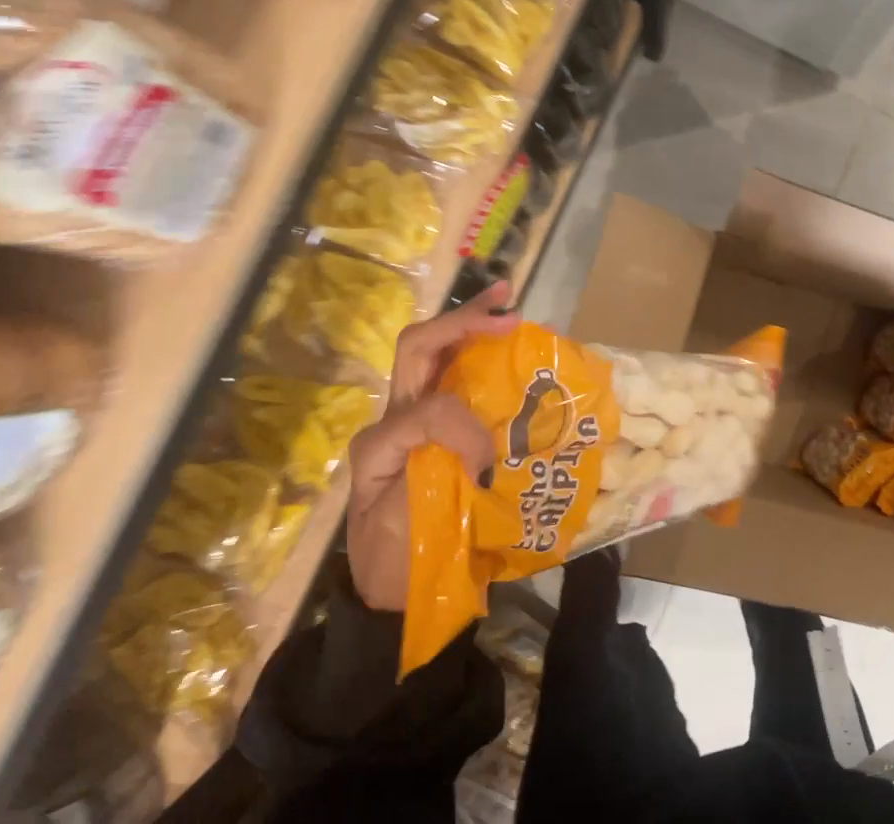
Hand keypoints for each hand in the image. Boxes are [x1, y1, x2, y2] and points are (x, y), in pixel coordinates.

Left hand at [345, 282, 519, 611]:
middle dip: (462, 321)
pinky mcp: (436, 429)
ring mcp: (414, 420)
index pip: (429, 407)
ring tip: (507, 304)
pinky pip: (455, 377)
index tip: (489, 461)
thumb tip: (485, 450)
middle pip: (419, 350)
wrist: (392, 590)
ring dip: (471, 324)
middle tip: (507, 305)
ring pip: (435, 354)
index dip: (464, 424)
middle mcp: (395, 420)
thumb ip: (433, 476)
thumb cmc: (398, 559)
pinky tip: (510, 344)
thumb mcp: (405, 522)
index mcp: (382, 442)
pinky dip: (481, 352)